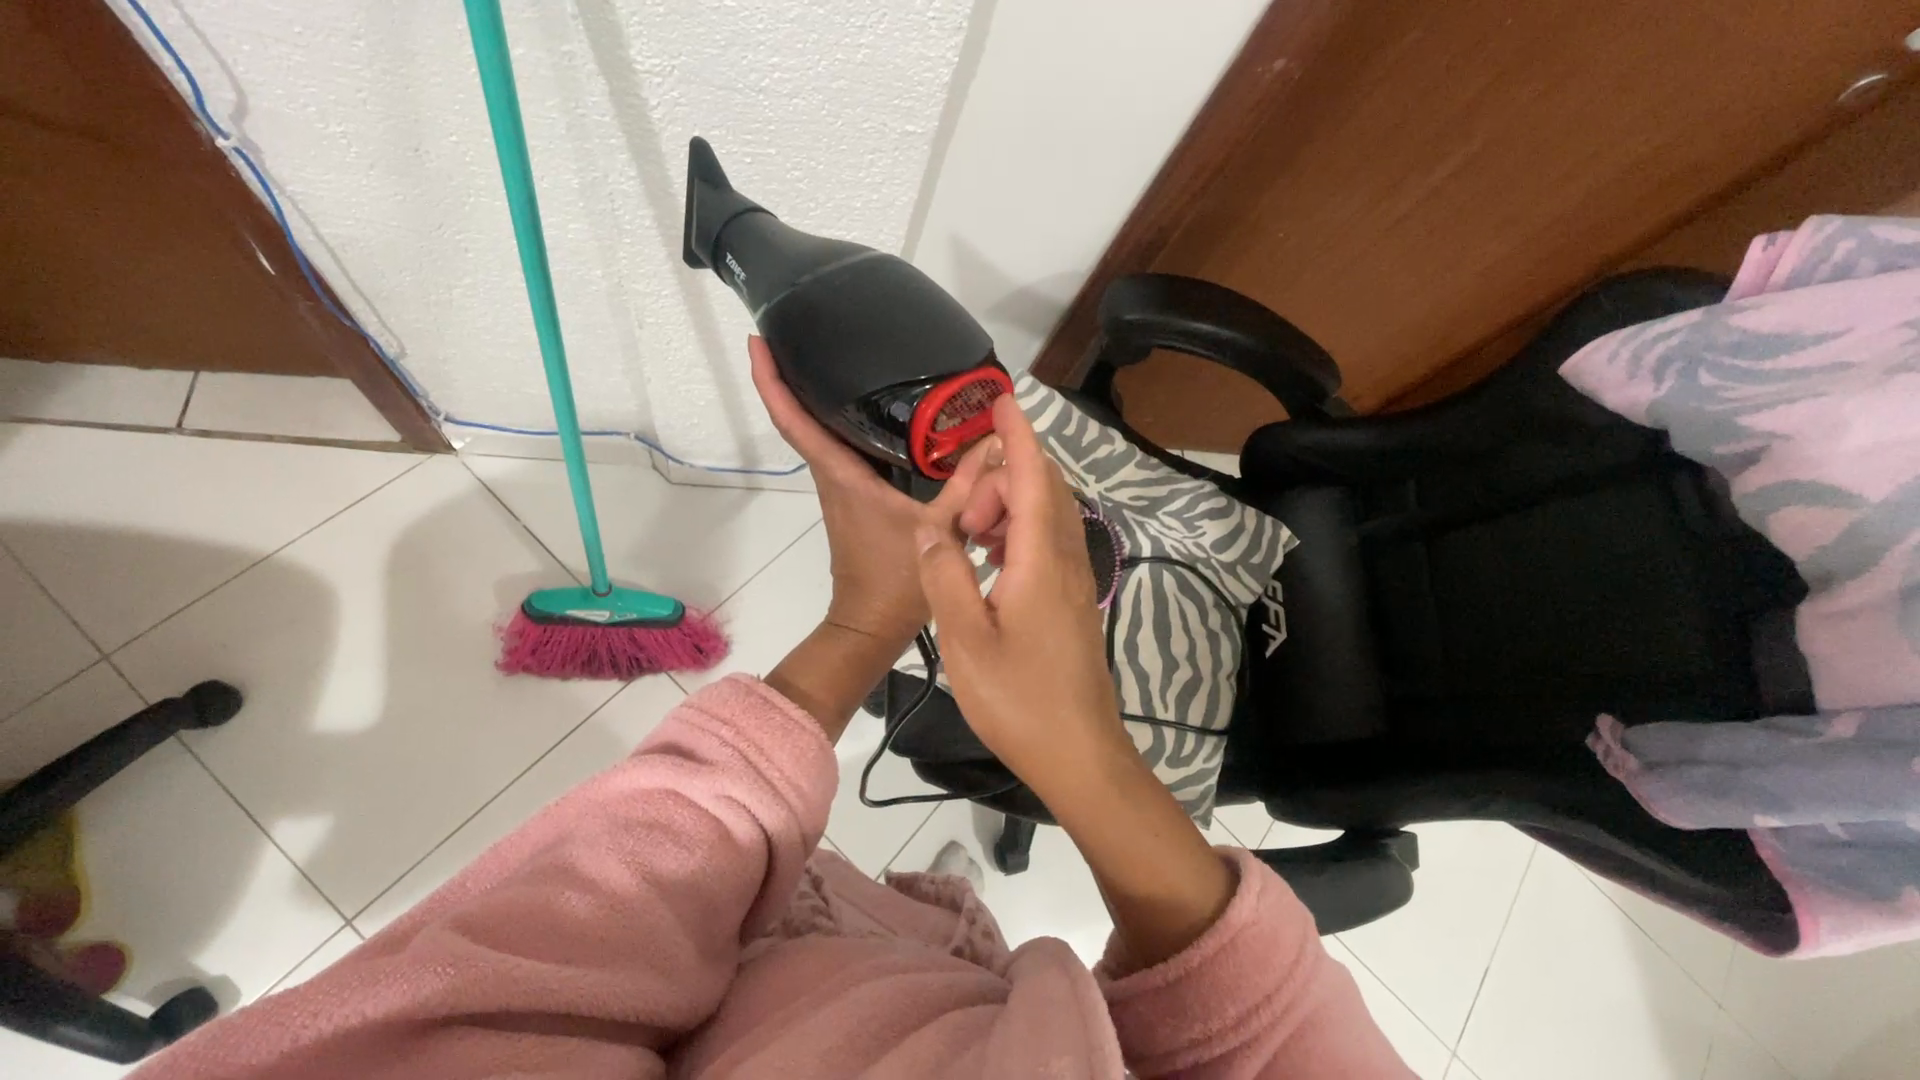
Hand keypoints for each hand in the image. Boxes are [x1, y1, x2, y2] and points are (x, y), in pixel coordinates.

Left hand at [749, 335, 996, 649]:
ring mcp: (839, 489)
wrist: (870, 626)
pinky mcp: (851, 499)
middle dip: (789, 373)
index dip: (772, 381)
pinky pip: (839, 450)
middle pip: (799, 418)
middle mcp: (832, 477)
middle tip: (796, 328)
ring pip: (818, 433)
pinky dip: (841, 423)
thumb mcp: (940, 531)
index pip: (795, 421)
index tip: (758, 341)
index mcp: (842, 477)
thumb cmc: (895, 582)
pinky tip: (873, 410)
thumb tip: (996, 442)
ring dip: (812, 396)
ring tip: (835, 354)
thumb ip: (968, 485)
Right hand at [913, 395, 1128, 792]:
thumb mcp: (964, 639)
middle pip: (1044, 490)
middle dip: (1003, 479)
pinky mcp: (1072, 603)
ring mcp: (1074, 582)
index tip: (1001, 399)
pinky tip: (989, 564)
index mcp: (1040, 560)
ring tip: (969, 538)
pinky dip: (1019, 534)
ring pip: (1048, 518)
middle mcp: (1066, 560)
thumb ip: (945, 575)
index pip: (1031, 477)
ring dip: (1010, 508)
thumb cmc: (1018, 699)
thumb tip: (933, 530)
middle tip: (962, 518)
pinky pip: (1048, 545)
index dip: (1016, 435)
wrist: (1079, 754)